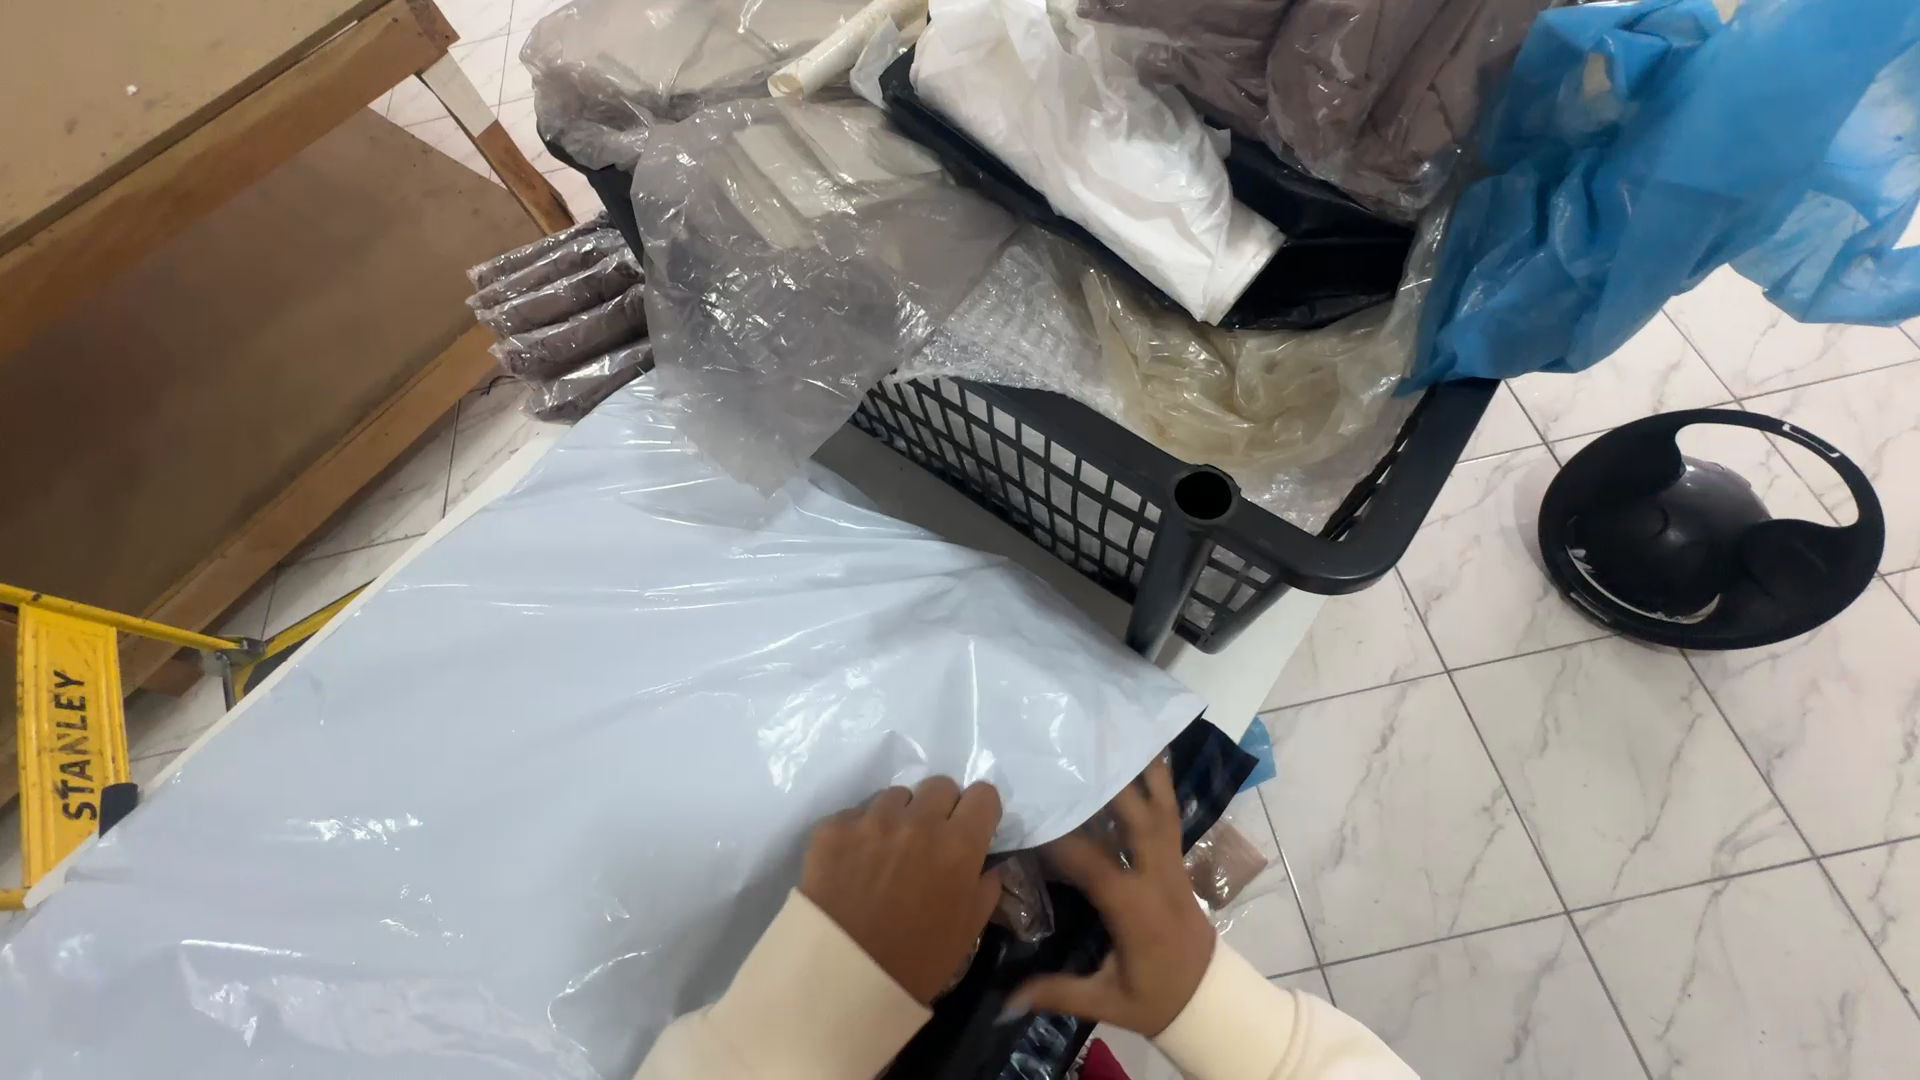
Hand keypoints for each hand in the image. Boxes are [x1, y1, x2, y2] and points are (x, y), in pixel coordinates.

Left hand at [800, 776, 1003, 1004]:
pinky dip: (859, 833)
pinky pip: (856, 813)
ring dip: (898, 817)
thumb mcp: (966, 933)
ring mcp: (873, 819)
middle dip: (940, 807)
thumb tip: (986, 865)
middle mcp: (919, 821)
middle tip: (928, 840)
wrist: (840, 979)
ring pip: (896, 796)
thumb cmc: (914, 963)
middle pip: (940, 785)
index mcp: (959, 845)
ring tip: (886, 853)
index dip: (979, 810)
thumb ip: (984, 889)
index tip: (971, 827)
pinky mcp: (834, 826)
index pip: (983, 794)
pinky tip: (853, 864)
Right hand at [1013, 760, 1215, 1036]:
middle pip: (1137, 819)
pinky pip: (1170, 813)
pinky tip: (1150, 750)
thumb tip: (1005, 1000)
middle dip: (1112, 782)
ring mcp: (1172, 863)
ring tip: (1121, 730)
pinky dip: (1161, 780)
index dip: (1061, 838)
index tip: (1030, 813)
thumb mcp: (1107, 1002)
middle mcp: (1156, 875)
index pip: (1094, 863)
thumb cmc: (1155, 999)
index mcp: (1134, 908)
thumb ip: (1058, 993)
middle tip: (1082, 745)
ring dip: (1143, 769)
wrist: (1211, 1002)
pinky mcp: (1178, 859)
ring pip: (1162, 807)